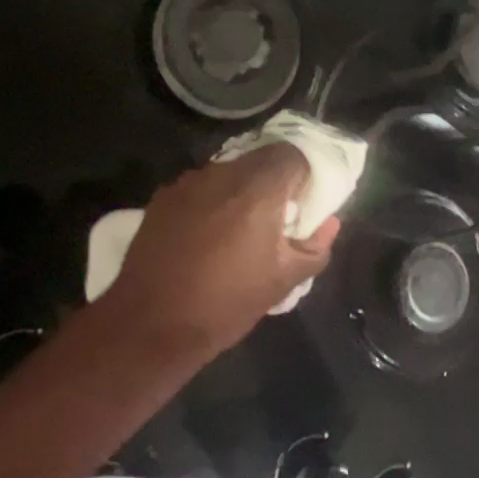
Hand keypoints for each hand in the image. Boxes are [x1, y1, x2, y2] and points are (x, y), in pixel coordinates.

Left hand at [103, 143, 340, 357]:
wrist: (150, 323)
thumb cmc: (225, 303)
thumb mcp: (282, 282)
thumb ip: (314, 247)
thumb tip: (328, 224)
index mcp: (259, 188)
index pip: (293, 154)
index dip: (305, 173)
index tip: (306, 201)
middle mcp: (223, 173)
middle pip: (260, 159)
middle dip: (274, 181)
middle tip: (278, 218)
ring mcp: (189, 182)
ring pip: (228, 172)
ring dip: (241, 191)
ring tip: (239, 231)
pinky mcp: (163, 196)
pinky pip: (200, 188)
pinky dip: (212, 202)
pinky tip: (206, 237)